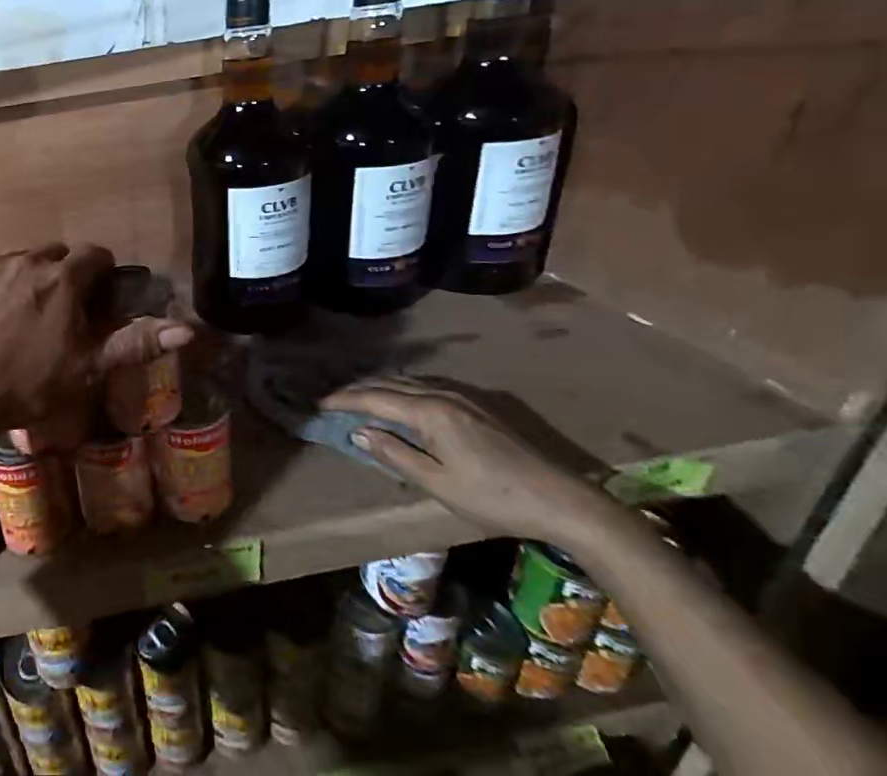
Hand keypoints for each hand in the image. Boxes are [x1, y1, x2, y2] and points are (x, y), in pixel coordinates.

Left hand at [0, 244, 193, 451]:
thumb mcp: (87, 369)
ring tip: (22, 316)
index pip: (95, 254)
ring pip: (21, 260)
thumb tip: (189, 329)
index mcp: (63, 279)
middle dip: (65, 274)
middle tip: (61, 311)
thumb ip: (136, 343)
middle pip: (56, 254)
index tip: (98, 297)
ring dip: (30, 277)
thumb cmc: (26, 384)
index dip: (103, 273)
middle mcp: (27, 261)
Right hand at [324, 376, 625, 549]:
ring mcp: (467, 399)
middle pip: (391, 383)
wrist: (567, 504)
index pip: (375, 398)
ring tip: (360, 396)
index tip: (319, 404)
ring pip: (411, 382)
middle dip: (359, 388)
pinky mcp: (481, 408)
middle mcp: (445, 396)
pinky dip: (404, 389)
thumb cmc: (495, 498)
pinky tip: (402, 400)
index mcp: (431, 412)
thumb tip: (359, 431)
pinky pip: (429, 387)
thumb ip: (394, 453)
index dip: (344, 400)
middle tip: (334, 399)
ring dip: (382, 386)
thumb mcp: (436, 483)